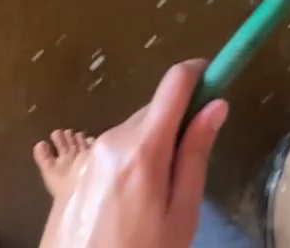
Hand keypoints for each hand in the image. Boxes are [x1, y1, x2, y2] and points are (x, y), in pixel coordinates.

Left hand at [49, 60, 228, 247]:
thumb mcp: (181, 215)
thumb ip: (196, 155)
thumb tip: (217, 104)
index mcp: (143, 147)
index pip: (175, 82)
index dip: (198, 74)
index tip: (213, 84)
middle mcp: (112, 138)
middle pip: (155, 111)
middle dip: (175, 127)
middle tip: (182, 176)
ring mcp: (87, 154)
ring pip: (133, 133)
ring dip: (149, 149)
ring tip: (149, 202)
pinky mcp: (72, 171)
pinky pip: (111, 151)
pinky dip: (126, 164)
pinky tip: (123, 208)